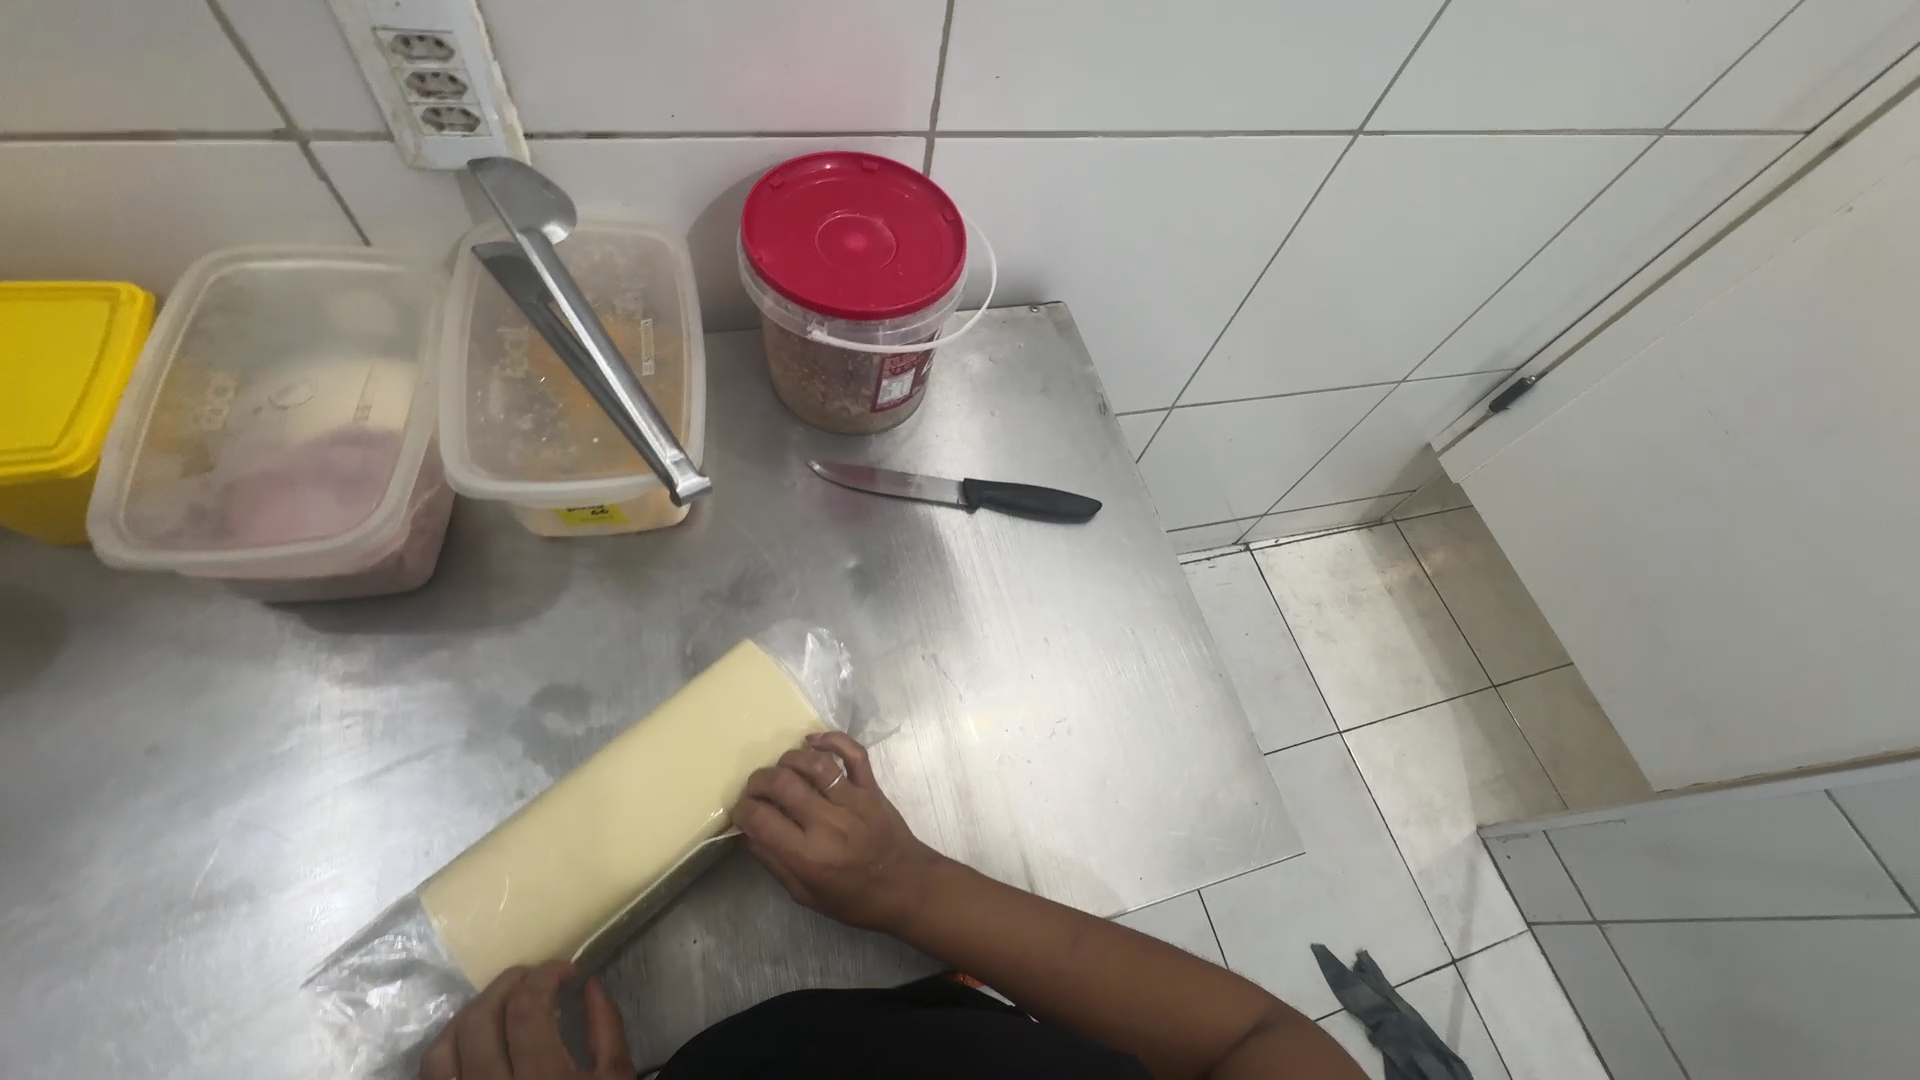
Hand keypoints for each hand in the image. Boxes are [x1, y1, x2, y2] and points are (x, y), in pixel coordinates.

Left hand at [418, 961, 633, 1079]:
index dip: (545, 974)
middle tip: (535, 977)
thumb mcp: (616, 1079)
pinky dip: (447, 1051)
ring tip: (500, 1006)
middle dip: (508, 983)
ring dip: (470, 1014)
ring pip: (439, 1051)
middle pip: (478, 1020)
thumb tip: (588, 983)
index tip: (567, 971)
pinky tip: (473, 1043)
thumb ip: (606, 1026)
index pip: (527, 1007)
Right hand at [732, 730, 950, 933]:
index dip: (742, 810)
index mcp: (808, 856)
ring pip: (815, 764)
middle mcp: (829, 823)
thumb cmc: (854, 899)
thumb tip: (744, 833)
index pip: (761, 818)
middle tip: (755, 788)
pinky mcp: (872, 788)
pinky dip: (832, 740)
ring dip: (789, 759)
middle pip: (782, 783)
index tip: (742, 811)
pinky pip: (854, 754)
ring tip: (781, 769)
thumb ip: (773, 862)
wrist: (907, 887)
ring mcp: (854, 801)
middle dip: (758, 781)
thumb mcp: (806, 895)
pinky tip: (812, 741)